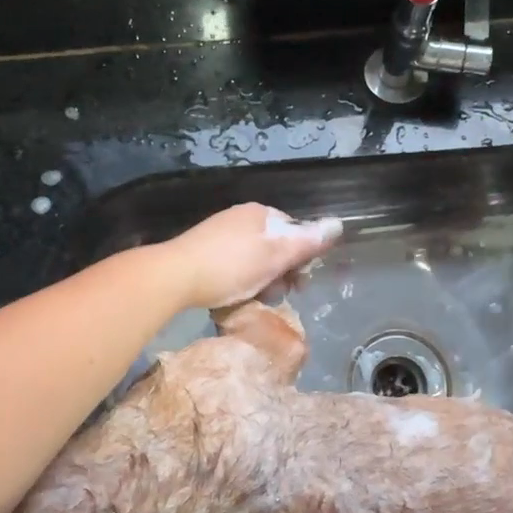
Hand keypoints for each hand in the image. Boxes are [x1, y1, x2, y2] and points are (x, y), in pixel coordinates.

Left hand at [163, 203, 342, 308]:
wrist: (174, 276)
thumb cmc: (231, 265)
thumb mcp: (276, 255)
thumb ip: (308, 241)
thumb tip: (338, 223)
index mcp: (260, 213)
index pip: (293, 231)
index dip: (300, 258)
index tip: (299, 284)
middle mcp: (240, 217)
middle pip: (274, 246)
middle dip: (280, 272)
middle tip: (276, 296)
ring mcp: (219, 233)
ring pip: (254, 259)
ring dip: (260, 280)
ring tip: (255, 300)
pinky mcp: (202, 251)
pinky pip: (232, 266)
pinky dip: (239, 281)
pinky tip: (234, 297)